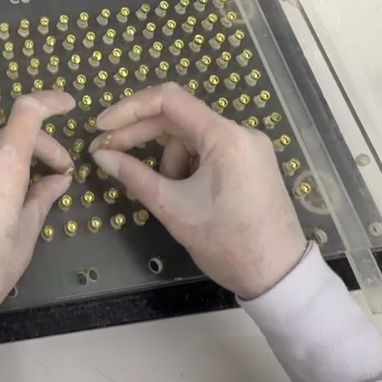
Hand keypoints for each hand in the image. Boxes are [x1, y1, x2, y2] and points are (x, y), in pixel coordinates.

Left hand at [0, 90, 75, 337]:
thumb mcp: (23, 240)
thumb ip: (41, 198)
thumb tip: (58, 178)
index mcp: (1, 170)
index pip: (28, 112)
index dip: (50, 100)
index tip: (66, 105)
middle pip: (8, 136)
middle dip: (34, 149)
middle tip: (52, 174)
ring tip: (3, 201)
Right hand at [89, 84, 305, 298]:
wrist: (281, 281)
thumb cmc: (228, 244)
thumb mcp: (173, 209)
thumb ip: (133, 175)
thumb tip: (100, 155)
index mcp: (225, 137)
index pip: (168, 100)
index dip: (129, 109)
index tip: (102, 127)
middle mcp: (240, 132)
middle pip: (177, 117)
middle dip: (141, 134)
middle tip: (109, 152)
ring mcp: (248, 146)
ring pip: (190, 137)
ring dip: (168, 160)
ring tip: (168, 196)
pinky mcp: (251, 162)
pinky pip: (207, 150)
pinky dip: (187, 166)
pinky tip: (186, 195)